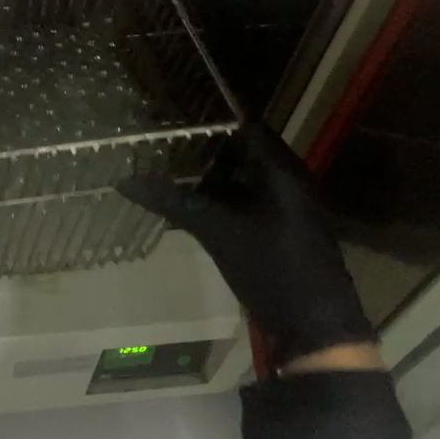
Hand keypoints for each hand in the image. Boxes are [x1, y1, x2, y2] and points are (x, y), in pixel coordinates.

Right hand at [119, 124, 373, 366]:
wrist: (313, 327)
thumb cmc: (271, 267)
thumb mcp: (216, 230)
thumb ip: (173, 202)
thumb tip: (126, 182)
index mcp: (282, 172)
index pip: (248, 125)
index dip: (214, 115)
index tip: (177, 110)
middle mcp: (288, 182)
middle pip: (244, 151)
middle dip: (206, 145)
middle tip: (164, 138)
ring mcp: (287, 208)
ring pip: (244, 178)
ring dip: (212, 174)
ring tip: (170, 168)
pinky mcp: (280, 231)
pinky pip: (247, 201)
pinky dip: (221, 198)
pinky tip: (190, 205)